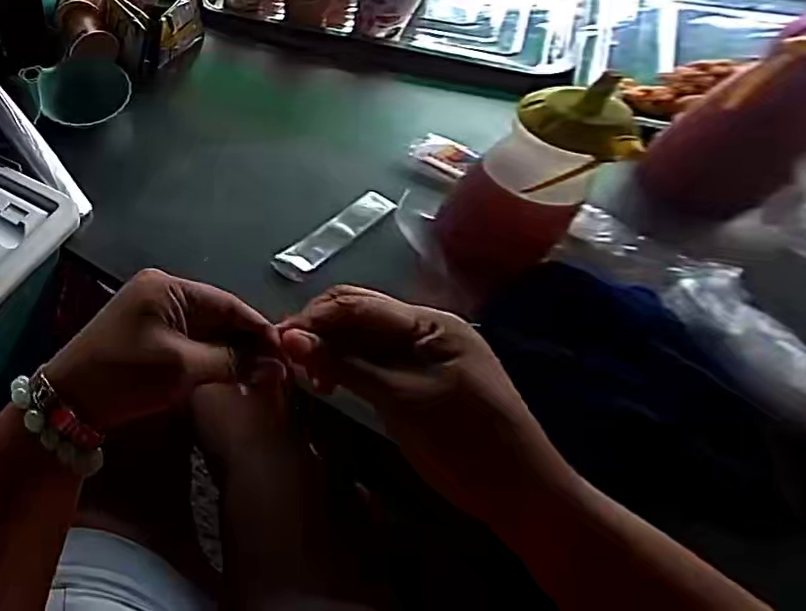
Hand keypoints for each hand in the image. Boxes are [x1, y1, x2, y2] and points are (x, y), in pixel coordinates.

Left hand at [43, 269, 279, 431]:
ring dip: (230, 350)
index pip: (227, 302)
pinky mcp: (146, 332)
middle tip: (278, 372)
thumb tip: (272, 366)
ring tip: (260, 376)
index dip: (259, 328)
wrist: (70, 396)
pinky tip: (228, 374)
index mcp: (167, 287)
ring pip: (204, 328)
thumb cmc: (124, 373)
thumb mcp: (181, 367)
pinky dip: (209, 355)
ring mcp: (151, 310)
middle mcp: (161, 291)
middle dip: (246, 341)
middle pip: (217, 313)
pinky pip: (188, 338)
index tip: (288, 356)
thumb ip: (229, 362)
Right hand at [279, 286, 575, 525]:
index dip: (316, 317)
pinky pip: (368, 357)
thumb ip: (344, 365)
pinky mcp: (411, 376)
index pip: (358, 305)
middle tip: (285, 353)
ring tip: (304, 371)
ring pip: (358, 334)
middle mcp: (422, 328)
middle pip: (355, 312)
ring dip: (327, 346)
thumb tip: (289, 339)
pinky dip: (342, 363)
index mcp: (429, 323)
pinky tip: (325, 379)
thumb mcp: (402, 401)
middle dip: (318, 326)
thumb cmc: (469, 443)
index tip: (280, 338)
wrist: (526, 501)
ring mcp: (418, 352)